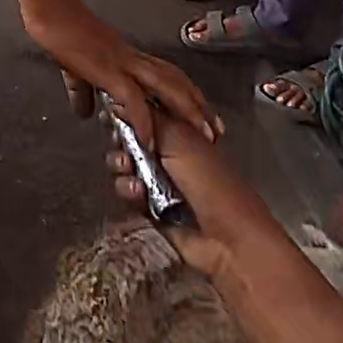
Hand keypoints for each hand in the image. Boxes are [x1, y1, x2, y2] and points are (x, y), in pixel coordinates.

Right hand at [29, 0, 220, 151]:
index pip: (164, 73)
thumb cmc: (59, 28)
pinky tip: (150, 140)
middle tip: (217, 128)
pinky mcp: (107, 70)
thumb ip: (82, 91)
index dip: (185, 92)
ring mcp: (121, 62)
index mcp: (125, 56)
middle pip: (174, 79)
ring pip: (165, 85)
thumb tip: (84, 114)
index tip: (202, 112)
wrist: (50, 8)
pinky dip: (144, 120)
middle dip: (198, 104)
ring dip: (186, 109)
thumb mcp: (73, 65)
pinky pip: (133, 98)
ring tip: (202, 133)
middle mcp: (130, 57)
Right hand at [106, 110, 265, 276]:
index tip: (114, 112)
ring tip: (128, 170)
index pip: (148, 114)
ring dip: (121, 165)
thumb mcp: (181, 140)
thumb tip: (119, 102)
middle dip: (121, 141)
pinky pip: (128, 191)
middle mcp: (168, 152)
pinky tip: (137, 193)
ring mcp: (159, 179)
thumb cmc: (209, 181)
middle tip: (120, 145)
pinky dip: (127, 190)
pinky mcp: (150, 206)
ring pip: (125, 164)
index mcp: (181, 130)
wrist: (228, 240)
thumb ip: (149, 119)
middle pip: (131, 138)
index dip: (130, 113)